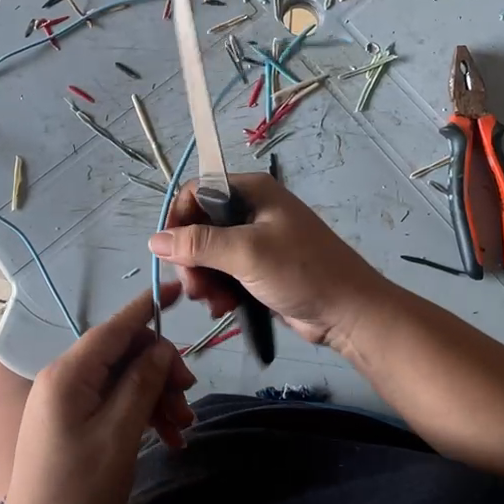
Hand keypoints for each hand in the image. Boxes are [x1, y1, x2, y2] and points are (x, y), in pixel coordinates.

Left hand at [0, 284, 197, 503]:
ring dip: (155, 396)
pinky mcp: (71, 422)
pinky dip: (140, 414)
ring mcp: (66, 401)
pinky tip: (167, 437)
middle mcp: (64, 378)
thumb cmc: (79, 489)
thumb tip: (161, 347)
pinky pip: (111, 402)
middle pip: (123, 354)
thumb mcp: (118, 436)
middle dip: (160, 371)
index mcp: (68, 373)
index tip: (180, 288)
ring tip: (183, 427)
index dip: (148, 306)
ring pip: (122, 380)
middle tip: (188, 399)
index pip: (115, 326)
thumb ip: (141, 384)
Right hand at [148, 174, 395, 349]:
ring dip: (204, 279)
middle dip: (191, 258)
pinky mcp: (261, 268)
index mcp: (251, 191)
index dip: (179, 219)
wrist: (349, 313)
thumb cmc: (301, 271)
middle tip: (195, 289)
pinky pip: (225, 273)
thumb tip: (154, 239)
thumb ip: (198, 244)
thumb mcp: (246, 252)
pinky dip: (219, 289)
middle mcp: (252, 209)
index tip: (170, 252)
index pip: (198, 192)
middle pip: (200, 226)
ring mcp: (257, 240)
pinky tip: (223, 309)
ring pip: (210, 254)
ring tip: (212, 303)